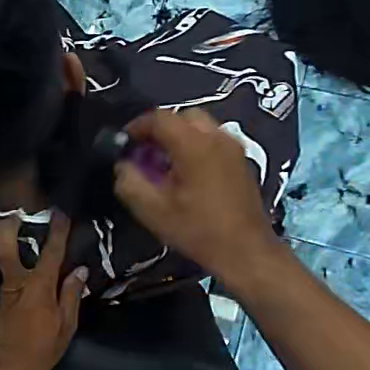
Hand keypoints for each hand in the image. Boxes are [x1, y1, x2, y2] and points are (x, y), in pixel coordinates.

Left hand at [0, 213, 87, 369]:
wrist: (7, 368)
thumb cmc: (42, 348)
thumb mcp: (66, 325)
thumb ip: (71, 294)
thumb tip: (79, 270)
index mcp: (39, 286)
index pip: (51, 251)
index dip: (58, 230)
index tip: (59, 213)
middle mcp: (13, 281)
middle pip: (6, 244)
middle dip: (9, 225)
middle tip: (14, 217)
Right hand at [113, 109, 281, 282]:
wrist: (246, 252)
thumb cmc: (198, 231)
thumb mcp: (153, 211)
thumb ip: (129, 182)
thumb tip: (122, 165)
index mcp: (194, 145)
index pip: (159, 118)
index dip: (136, 126)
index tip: (124, 144)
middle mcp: (216, 137)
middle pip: (182, 116)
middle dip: (159, 129)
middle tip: (144, 152)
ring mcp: (233, 147)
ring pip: (200, 126)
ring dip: (178, 137)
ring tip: (164, 163)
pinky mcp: (242, 160)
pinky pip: (213, 140)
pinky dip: (195, 146)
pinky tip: (186, 173)